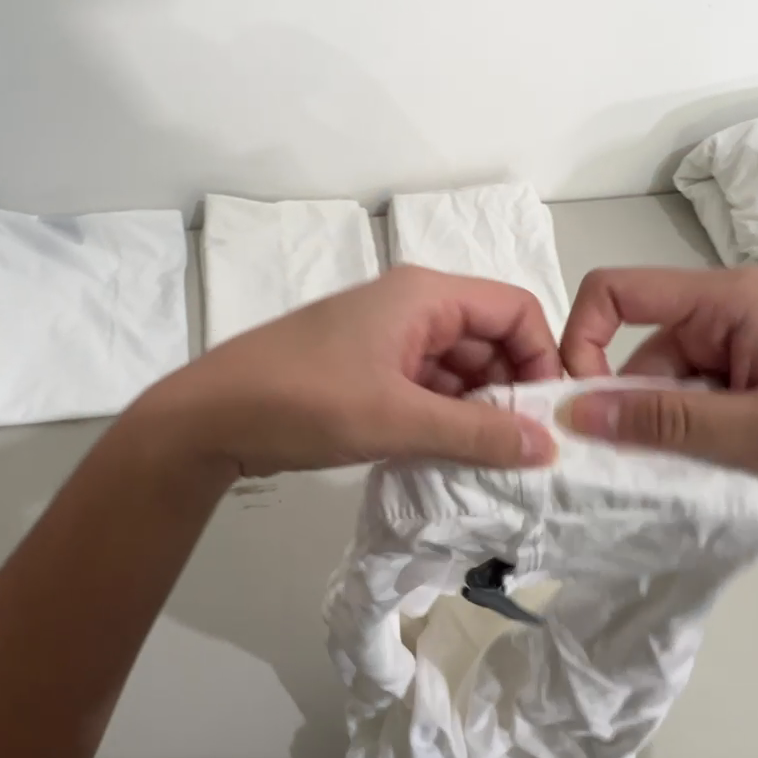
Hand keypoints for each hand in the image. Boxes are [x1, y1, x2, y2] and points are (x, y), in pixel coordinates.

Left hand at [133, 267, 562, 476]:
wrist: (210, 416)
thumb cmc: (305, 401)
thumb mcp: (398, 419)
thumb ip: (476, 433)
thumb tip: (547, 447)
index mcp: (423, 295)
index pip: (513, 310)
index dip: (539, 359)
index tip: (545, 419)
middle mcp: (409, 307)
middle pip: (487, 340)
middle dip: (507, 392)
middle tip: (518, 452)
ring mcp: (384, 340)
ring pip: (455, 369)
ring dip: (474, 410)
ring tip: (486, 462)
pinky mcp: (364, 371)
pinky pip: (423, 388)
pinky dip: (440, 417)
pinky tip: (446, 456)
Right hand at [557, 266, 757, 500]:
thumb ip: (666, 422)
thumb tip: (573, 413)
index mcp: (726, 299)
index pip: (615, 291)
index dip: (581, 338)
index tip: (582, 404)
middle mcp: (726, 311)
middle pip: (637, 350)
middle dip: (630, 407)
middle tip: (647, 467)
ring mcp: (742, 343)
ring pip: (664, 382)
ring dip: (665, 428)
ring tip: (701, 471)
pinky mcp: (756, 373)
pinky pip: (695, 398)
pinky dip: (691, 432)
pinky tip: (720, 464)